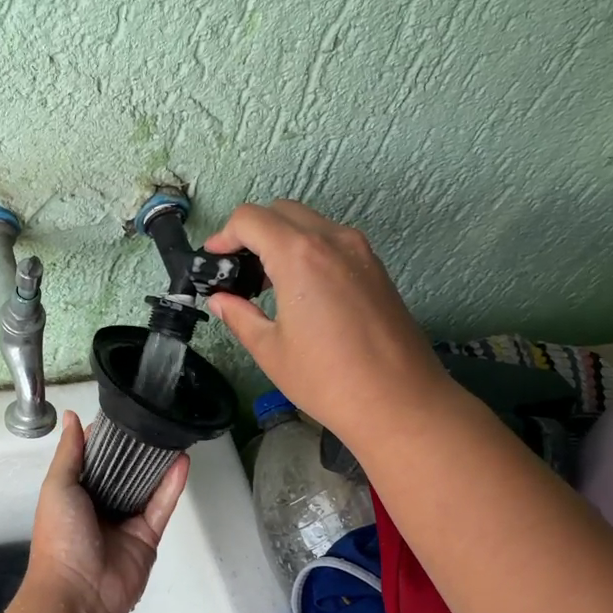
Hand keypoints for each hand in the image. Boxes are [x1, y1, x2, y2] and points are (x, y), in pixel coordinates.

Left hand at [26, 411, 188, 612]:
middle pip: (123, 471)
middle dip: (136, 447)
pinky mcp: (148, 537)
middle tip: (155, 418)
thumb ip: (69, 453)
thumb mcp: (57, 487)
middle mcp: (100, 506)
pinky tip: (182, 461)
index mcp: (75, 494)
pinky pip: (162, 506)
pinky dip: (172, 485)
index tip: (124, 410)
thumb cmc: (60, 536)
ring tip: (173, 433)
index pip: (93, 458)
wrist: (78, 593)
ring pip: (146, 486)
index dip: (106, 436)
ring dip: (157, 462)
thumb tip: (71, 416)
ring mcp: (126, 522)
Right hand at [204, 200, 450, 445]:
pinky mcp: (376, 268)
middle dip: (251, 231)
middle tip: (237, 270)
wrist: (399, 401)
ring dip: (281, 238)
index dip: (223, 235)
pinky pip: (333, 240)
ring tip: (266, 282)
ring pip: (310, 222)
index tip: (213, 260)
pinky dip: (308, 249)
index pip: (250, 220)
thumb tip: (220, 301)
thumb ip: (239, 316)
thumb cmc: (329, 380)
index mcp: (299, 256)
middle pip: (281, 211)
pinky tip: (300, 290)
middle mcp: (332, 241)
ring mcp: (359, 251)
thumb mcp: (270, 350)